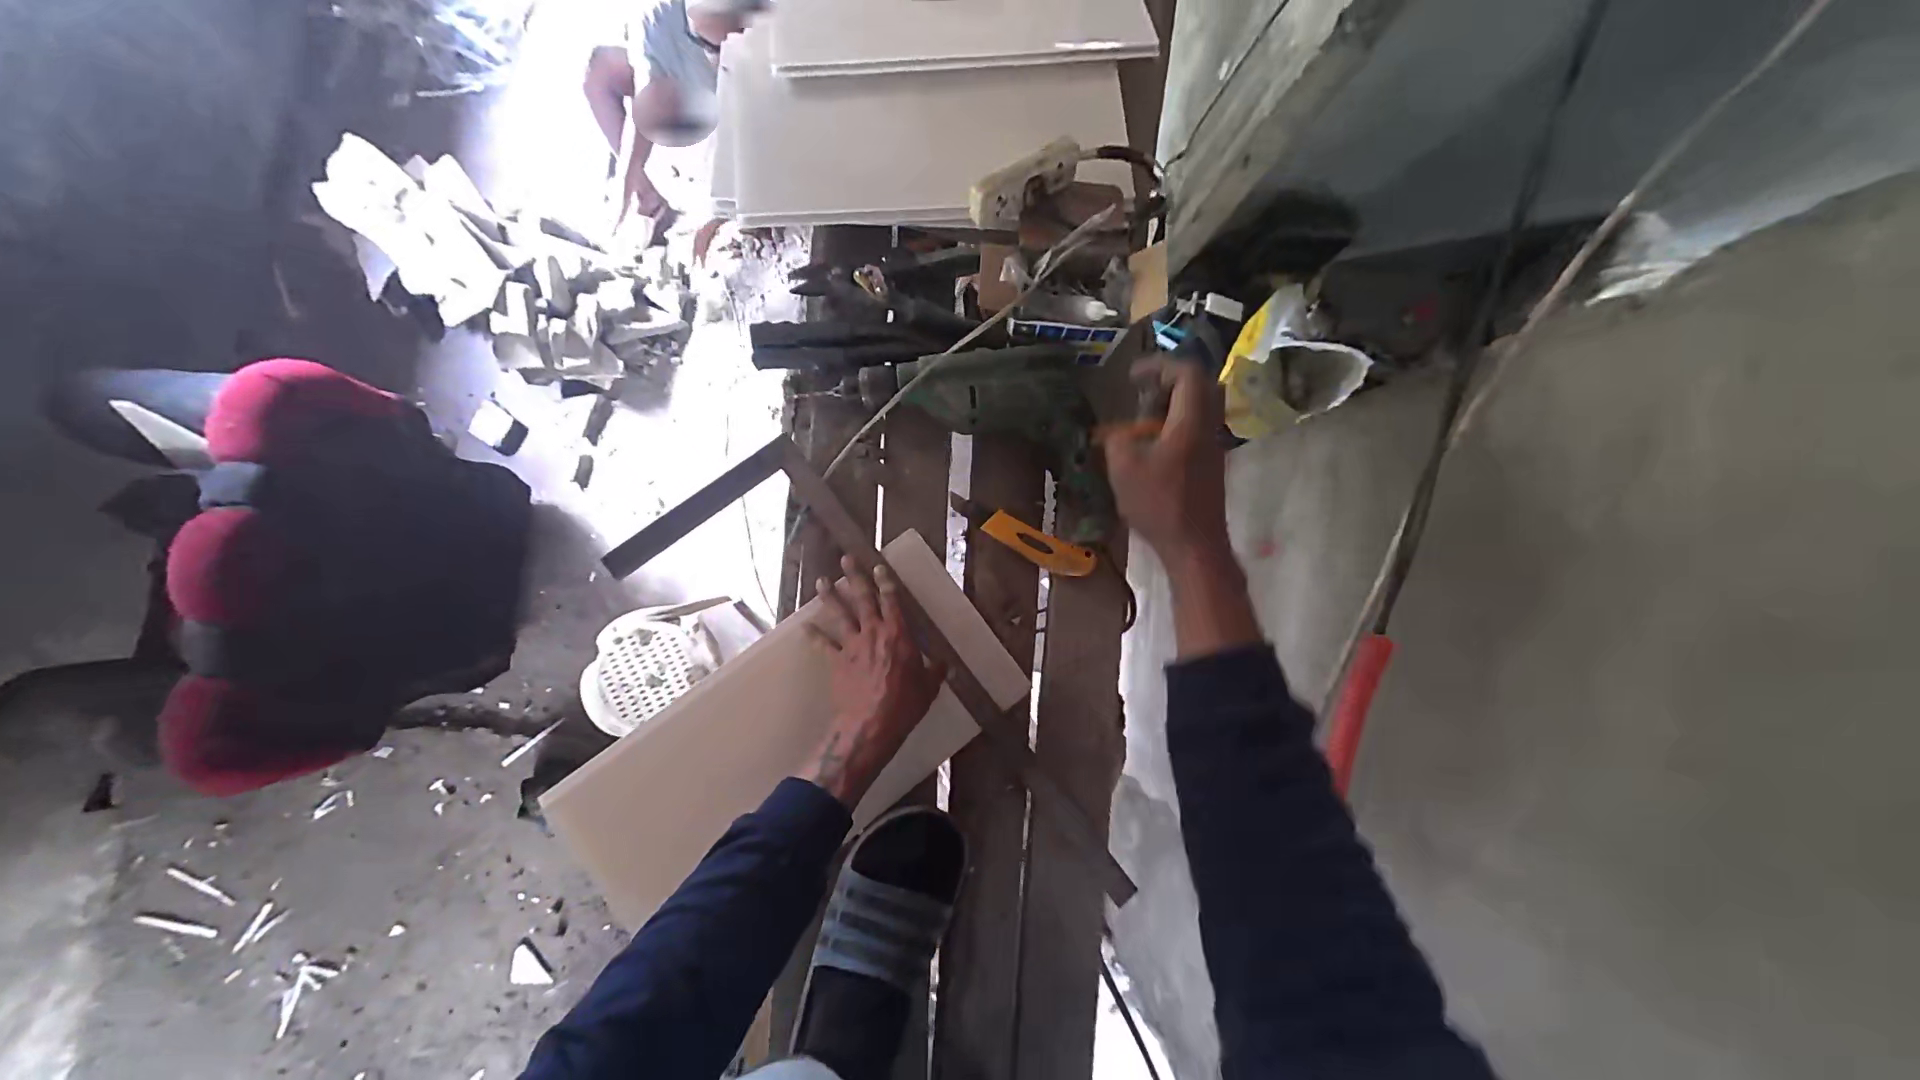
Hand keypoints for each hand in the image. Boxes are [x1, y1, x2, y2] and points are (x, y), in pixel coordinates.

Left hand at [801, 556, 947, 807]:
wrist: (871, 724)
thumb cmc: (905, 704)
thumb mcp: (928, 687)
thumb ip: (934, 672)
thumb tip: (944, 665)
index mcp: (898, 634)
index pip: (892, 601)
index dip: (886, 582)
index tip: (879, 567)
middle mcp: (873, 633)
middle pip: (863, 599)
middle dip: (855, 577)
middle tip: (846, 559)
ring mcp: (852, 646)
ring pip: (840, 615)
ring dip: (830, 597)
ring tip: (821, 581)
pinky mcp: (837, 662)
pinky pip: (824, 646)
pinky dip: (814, 636)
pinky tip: (805, 627)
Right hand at [1101, 357, 1232, 571]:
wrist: (1194, 545)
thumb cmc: (1159, 504)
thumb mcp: (1124, 468)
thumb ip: (1118, 440)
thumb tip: (1121, 433)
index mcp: (1191, 422)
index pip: (1187, 374)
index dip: (1159, 366)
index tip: (1132, 375)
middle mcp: (1209, 428)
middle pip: (1201, 386)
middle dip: (1170, 380)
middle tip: (1143, 389)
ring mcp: (1213, 448)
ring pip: (1201, 408)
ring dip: (1173, 403)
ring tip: (1143, 417)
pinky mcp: (1210, 465)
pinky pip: (1197, 428)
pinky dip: (1176, 423)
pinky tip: (1153, 444)